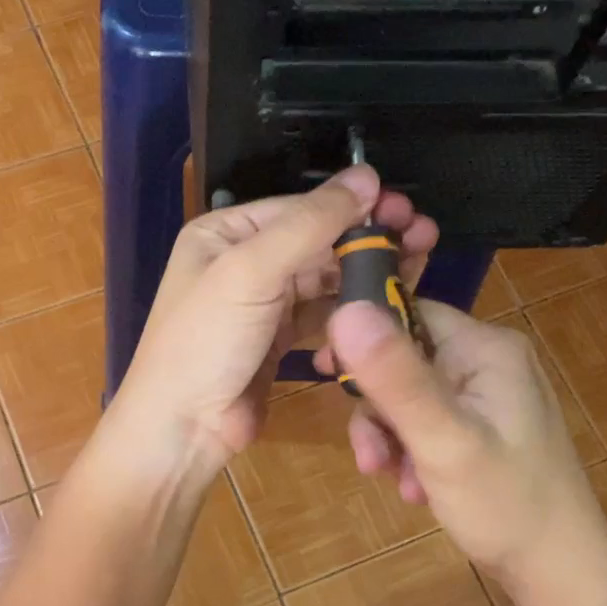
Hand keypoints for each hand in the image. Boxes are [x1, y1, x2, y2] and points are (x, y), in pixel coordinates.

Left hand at [110, 166, 437, 467]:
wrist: (182, 429)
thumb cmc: (205, 343)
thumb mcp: (250, 272)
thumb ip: (309, 224)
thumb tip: (367, 177)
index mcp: (225, 233)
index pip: (300, 209)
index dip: (354, 208)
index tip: (406, 210)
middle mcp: (243, 262)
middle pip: (318, 242)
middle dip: (368, 242)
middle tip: (424, 238)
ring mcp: (262, 304)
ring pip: (325, 280)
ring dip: (367, 276)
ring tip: (417, 269)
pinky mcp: (279, 342)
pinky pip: (322, 317)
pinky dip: (349, 314)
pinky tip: (383, 312)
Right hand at [320, 300, 595, 579]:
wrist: (560, 573)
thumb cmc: (505, 505)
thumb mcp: (442, 440)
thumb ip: (395, 378)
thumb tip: (344, 309)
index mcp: (487, 349)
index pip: (409, 314)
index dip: (364, 340)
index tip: (326, 373)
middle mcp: (490, 363)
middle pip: (405, 362)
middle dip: (379, 411)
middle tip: (373, 460)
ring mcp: (490, 398)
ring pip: (411, 400)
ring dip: (393, 440)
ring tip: (401, 483)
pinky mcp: (486, 430)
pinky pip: (429, 425)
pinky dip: (414, 455)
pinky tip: (418, 489)